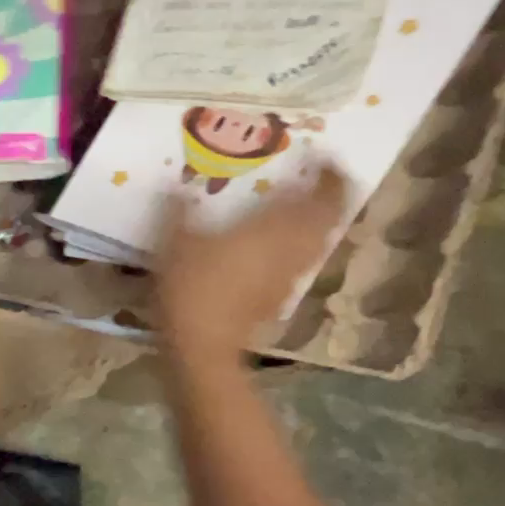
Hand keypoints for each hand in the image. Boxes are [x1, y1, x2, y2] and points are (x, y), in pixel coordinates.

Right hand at [154, 163, 347, 367]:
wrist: (201, 348)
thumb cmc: (192, 290)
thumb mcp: (174, 244)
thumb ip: (178, 210)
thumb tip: (175, 182)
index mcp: (278, 224)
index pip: (325, 189)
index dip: (329, 171)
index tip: (319, 157)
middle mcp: (295, 245)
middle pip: (330, 215)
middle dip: (324, 198)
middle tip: (308, 186)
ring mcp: (291, 275)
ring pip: (317, 241)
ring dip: (311, 226)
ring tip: (291, 218)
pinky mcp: (279, 298)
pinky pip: (297, 265)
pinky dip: (292, 253)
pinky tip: (271, 255)